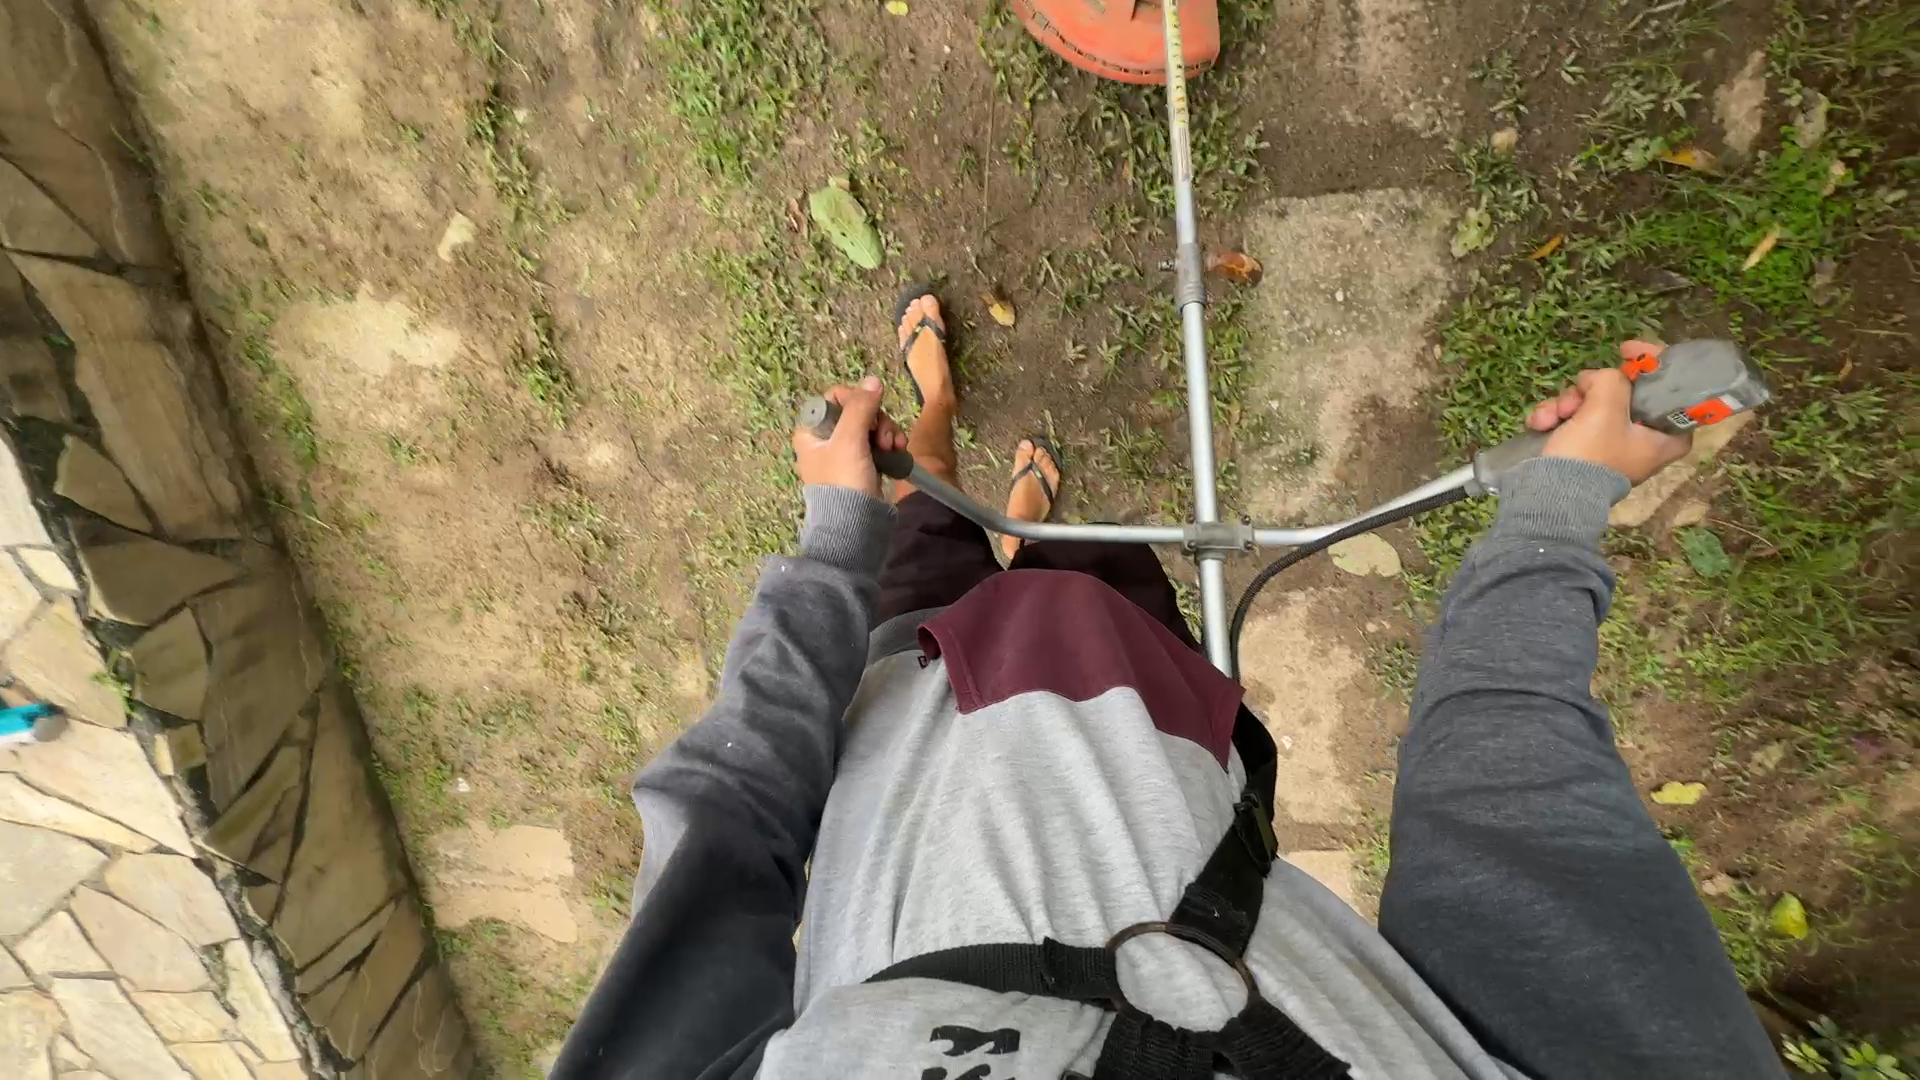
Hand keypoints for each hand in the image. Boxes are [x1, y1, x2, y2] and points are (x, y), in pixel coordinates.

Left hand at [792, 376, 905, 496]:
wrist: (854, 525)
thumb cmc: (844, 481)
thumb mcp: (850, 440)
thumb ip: (860, 407)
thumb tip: (874, 380)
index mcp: (811, 431)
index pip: (834, 398)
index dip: (856, 399)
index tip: (870, 410)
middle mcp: (825, 440)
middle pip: (857, 411)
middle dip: (877, 420)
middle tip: (885, 437)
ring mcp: (845, 454)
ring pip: (871, 427)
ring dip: (887, 432)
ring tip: (894, 449)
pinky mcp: (862, 466)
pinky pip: (878, 444)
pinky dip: (890, 445)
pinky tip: (898, 454)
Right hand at [1526, 342, 1692, 484]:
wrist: (1546, 497)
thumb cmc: (1587, 456)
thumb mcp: (1604, 411)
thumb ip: (1609, 381)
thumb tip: (1595, 377)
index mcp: (1668, 433)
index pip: (1672, 386)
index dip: (1650, 362)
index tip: (1625, 348)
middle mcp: (1643, 438)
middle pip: (1620, 394)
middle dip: (1587, 392)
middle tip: (1571, 401)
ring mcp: (1609, 444)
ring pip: (1589, 405)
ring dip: (1563, 405)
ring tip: (1547, 418)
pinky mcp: (1580, 449)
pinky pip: (1571, 421)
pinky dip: (1552, 418)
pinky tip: (1538, 425)